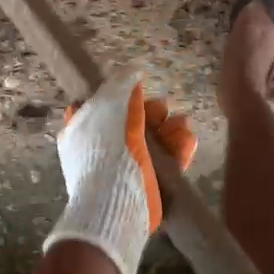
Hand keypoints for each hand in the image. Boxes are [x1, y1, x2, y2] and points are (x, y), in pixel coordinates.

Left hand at [43, 73, 196, 273]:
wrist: (117, 201)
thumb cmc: (109, 148)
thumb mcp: (112, 106)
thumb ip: (123, 86)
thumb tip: (133, 71)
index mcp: (84, 131)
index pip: (105, 106)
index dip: (124, 96)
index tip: (139, 91)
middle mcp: (102, 150)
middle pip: (134, 122)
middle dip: (153, 113)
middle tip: (163, 109)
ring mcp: (125, 169)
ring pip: (153, 141)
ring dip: (170, 129)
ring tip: (182, 123)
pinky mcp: (147, 186)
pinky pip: (166, 162)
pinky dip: (178, 149)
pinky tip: (188, 138)